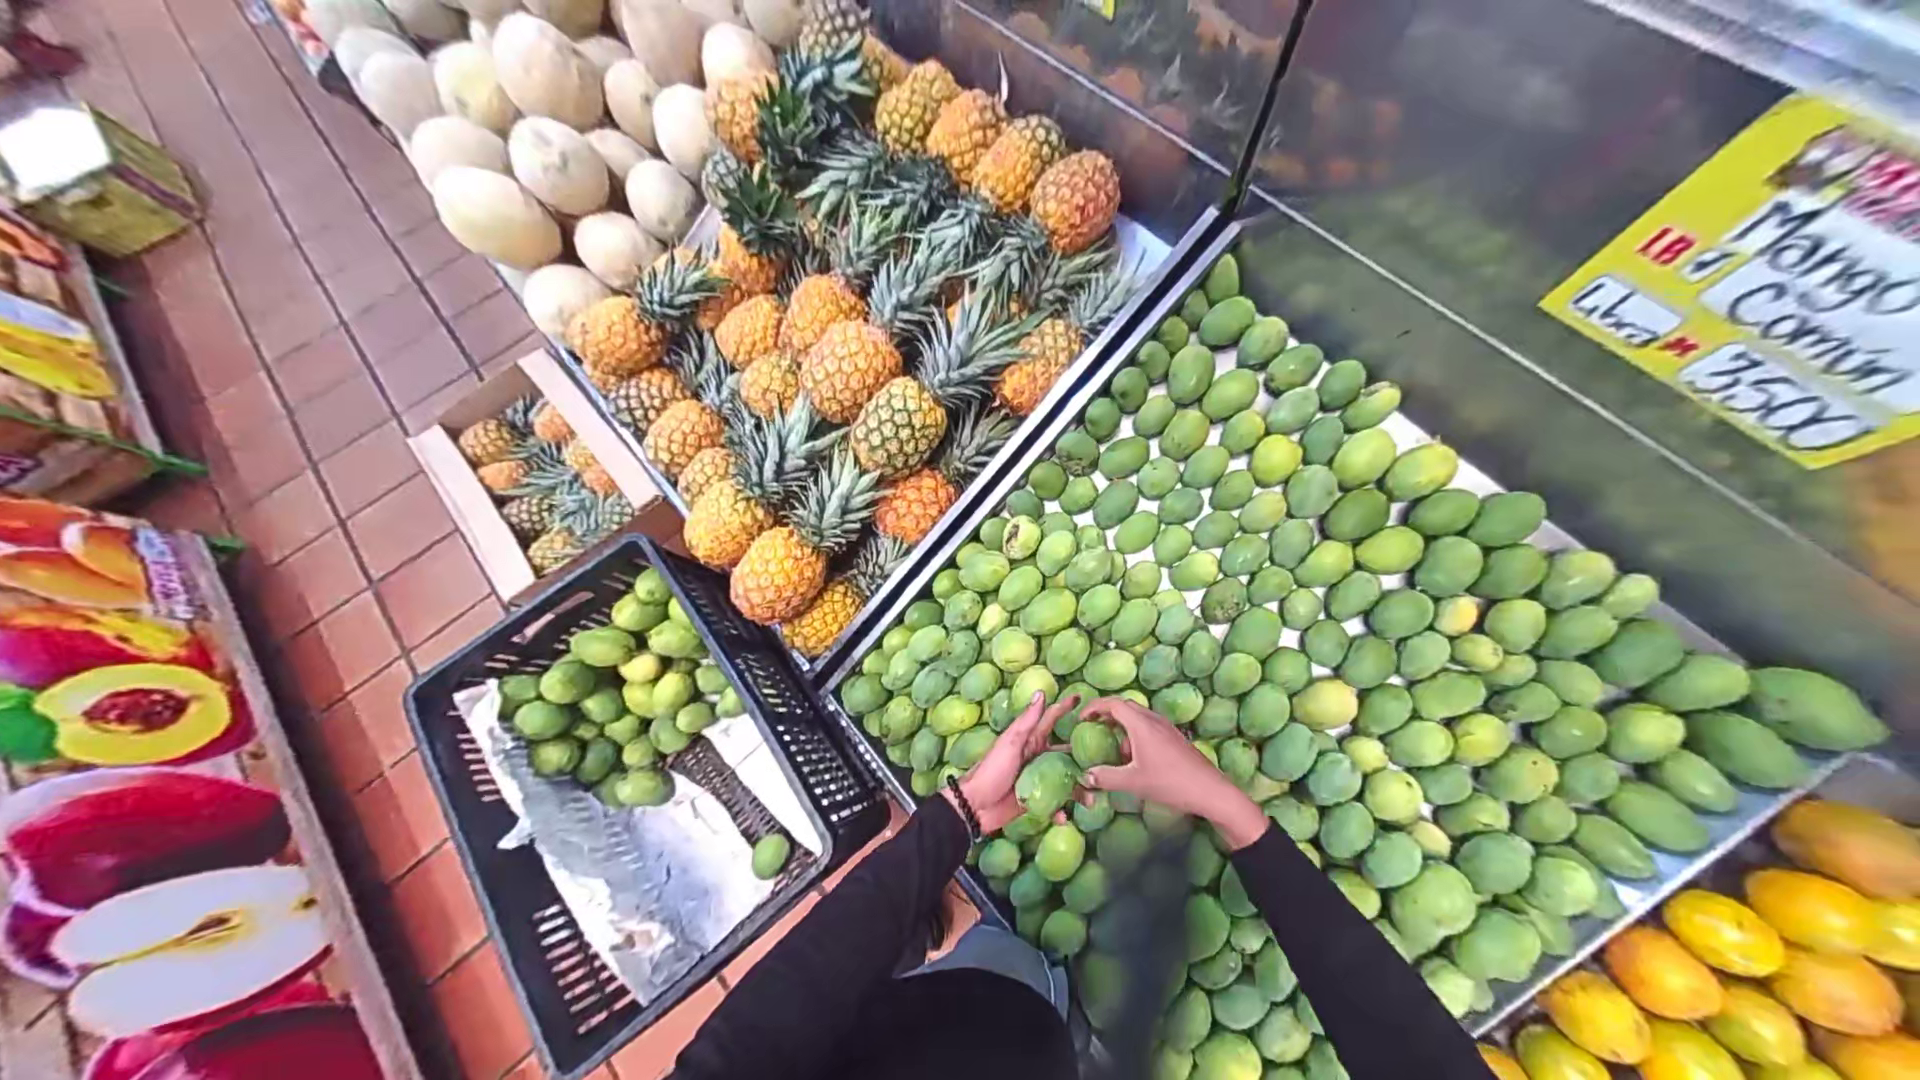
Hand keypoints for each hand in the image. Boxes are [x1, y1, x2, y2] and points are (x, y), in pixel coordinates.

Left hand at [943, 692, 1079, 833]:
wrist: (975, 807)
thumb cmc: (992, 770)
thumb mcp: (1010, 744)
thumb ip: (1027, 722)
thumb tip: (1040, 693)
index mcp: (1031, 740)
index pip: (1051, 719)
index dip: (1065, 708)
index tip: (1082, 699)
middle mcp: (1037, 757)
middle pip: (1066, 753)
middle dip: (1084, 756)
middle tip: (1106, 758)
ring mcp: (1038, 779)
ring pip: (1065, 780)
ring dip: (1078, 789)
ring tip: (1091, 799)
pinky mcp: (1036, 799)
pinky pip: (1054, 804)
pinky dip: (1061, 811)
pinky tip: (1065, 817)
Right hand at [1079, 697, 1269, 849]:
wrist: (1211, 791)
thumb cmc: (1171, 782)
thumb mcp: (1133, 782)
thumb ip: (1106, 777)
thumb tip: (1086, 775)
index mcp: (1141, 724)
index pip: (1113, 703)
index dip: (1095, 707)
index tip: (1082, 717)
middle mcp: (1154, 720)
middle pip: (1126, 706)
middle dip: (1107, 714)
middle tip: (1093, 727)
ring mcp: (1167, 728)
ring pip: (1138, 717)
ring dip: (1122, 725)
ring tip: (1113, 746)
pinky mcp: (1175, 738)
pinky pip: (1149, 727)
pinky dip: (1135, 734)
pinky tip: (1135, 757)